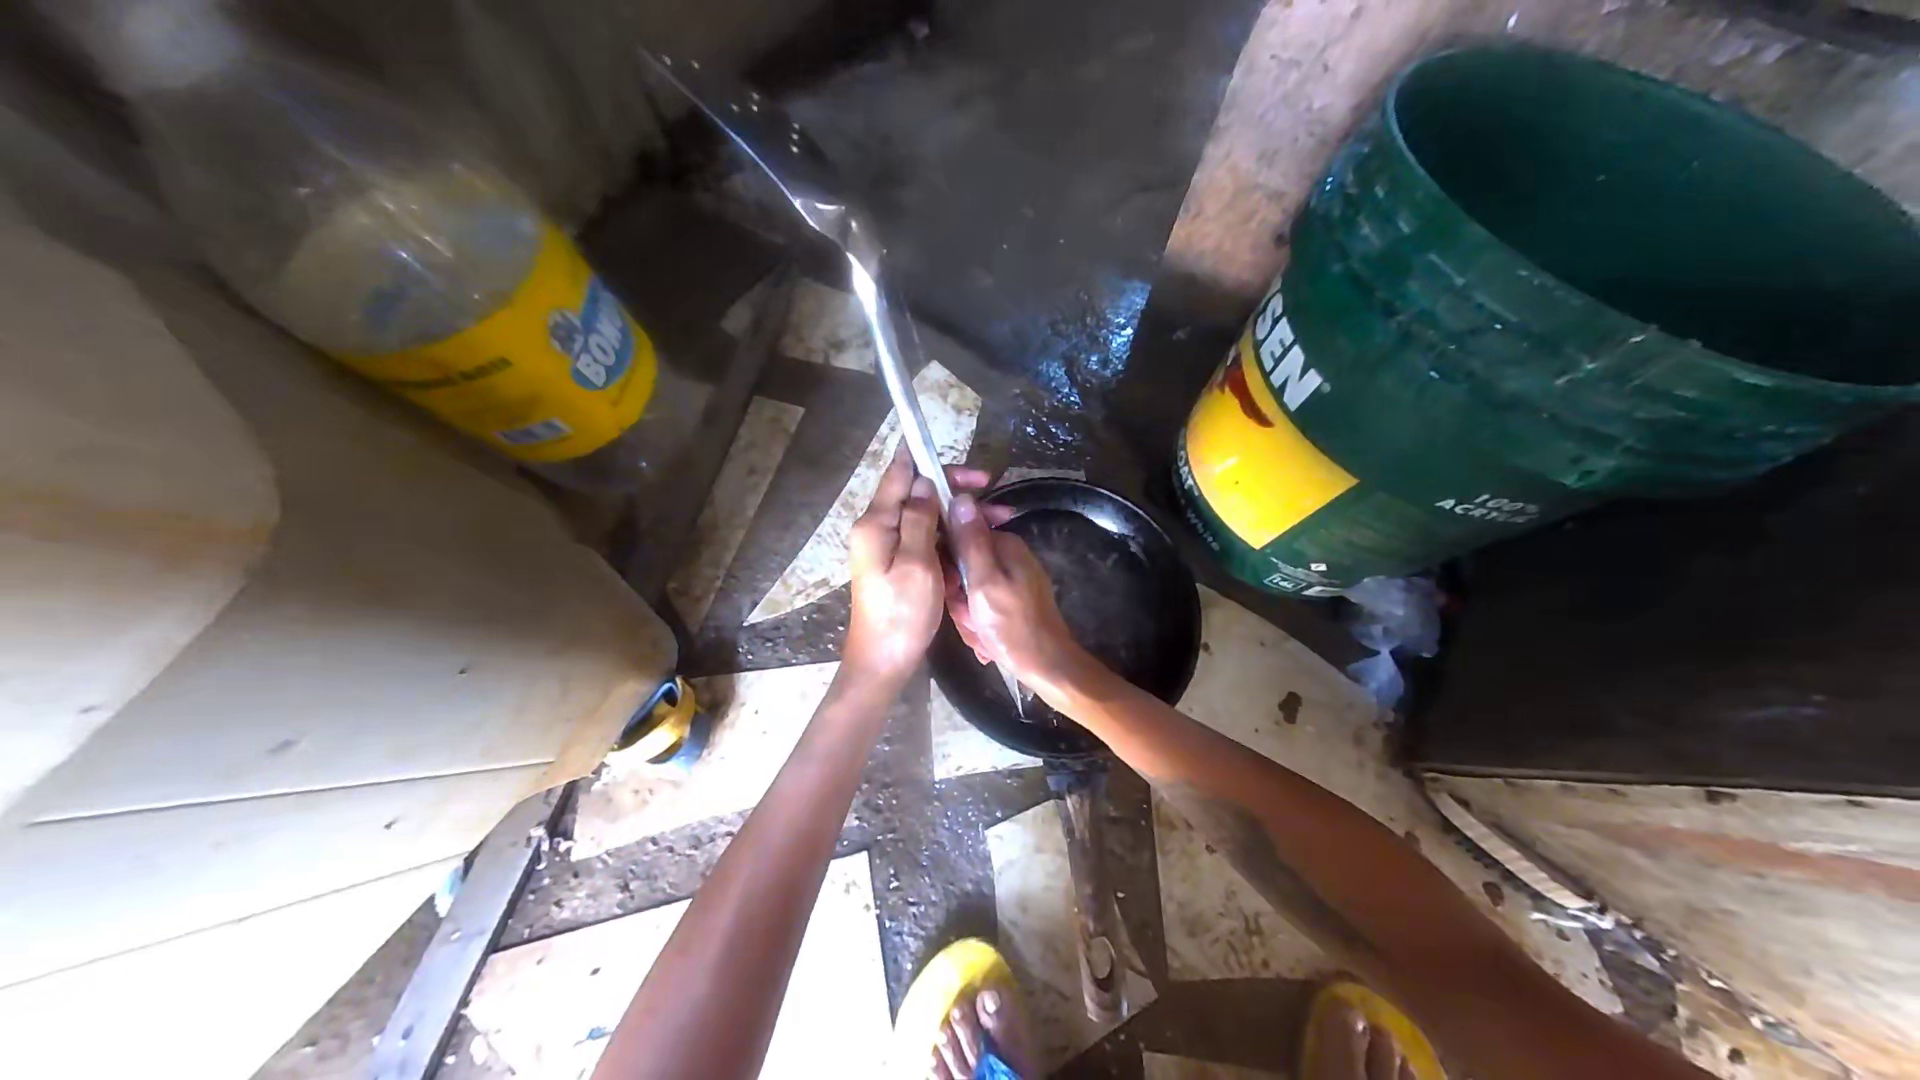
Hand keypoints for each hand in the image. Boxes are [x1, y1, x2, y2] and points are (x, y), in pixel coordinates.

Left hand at [842, 446, 994, 684]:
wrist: (883, 661)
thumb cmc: (901, 614)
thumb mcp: (916, 563)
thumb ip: (920, 519)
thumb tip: (925, 482)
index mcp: (876, 523)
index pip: (900, 474)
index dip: (927, 458)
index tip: (960, 455)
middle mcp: (878, 529)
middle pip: (916, 493)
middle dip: (954, 489)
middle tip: (992, 490)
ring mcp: (887, 547)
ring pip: (926, 516)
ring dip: (957, 514)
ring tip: (999, 517)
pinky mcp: (898, 563)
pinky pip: (926, 539)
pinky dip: (950, 537)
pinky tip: (977, 542)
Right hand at [943, 489, 1092, 701]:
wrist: (1047, 668)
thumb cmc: (1013, 626)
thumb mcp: (985, 582)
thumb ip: (970, 542)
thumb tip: (960, 497)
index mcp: (1005, 545)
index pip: (959, 536)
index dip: (947, 562)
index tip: (950, 586)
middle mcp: (1009, 557)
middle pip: (962, 567)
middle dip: (959, 597)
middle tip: (970, 617)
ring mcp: (1011, 581)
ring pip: (968, 591)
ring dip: (968, 616)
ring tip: (980, 634)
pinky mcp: (1012, 602)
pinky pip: (981, 607)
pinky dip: (979, 625)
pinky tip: (985, 641)